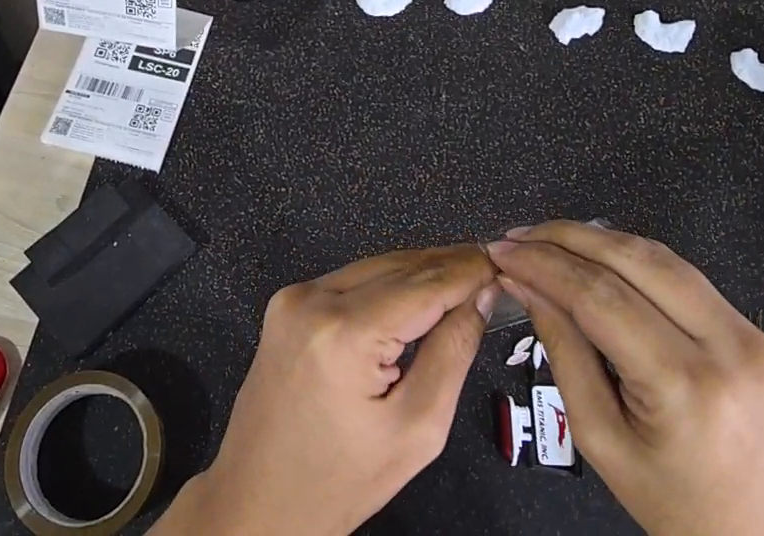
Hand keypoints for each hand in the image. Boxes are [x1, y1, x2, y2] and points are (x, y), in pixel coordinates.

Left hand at [151, 245, 496, 535]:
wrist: (258, 499)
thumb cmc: (339, 480)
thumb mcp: (416, 430)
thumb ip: (452, 353)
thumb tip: (479, 297)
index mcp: (344, 334)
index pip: (424, 284)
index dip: (468, 270)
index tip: (505, 265)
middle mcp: (313, 301)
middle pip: (399, 266)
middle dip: (448, 265)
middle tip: (493, 268)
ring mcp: (294, 298)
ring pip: (375, 266)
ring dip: (421, 270)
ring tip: (466, 278)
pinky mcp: (287, 304)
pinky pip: (351, 280)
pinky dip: (389, 282)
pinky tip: (419, 292)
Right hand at [488, 222, 763, 535]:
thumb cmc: (681, 510)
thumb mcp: (603, 442)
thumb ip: (565, 354)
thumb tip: (527, 287)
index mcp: (685, 385)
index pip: (600, 297)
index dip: (543, 266)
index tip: (501, 252)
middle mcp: (728, 346)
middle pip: (633, 260)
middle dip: (566, 238)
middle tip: (517, 236)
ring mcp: (750, 334)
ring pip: (661, 257)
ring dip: (597, 238)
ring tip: (546, 239)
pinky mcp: (756, 331)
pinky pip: (683, 276)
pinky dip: (631, 258)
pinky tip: (595, 256)